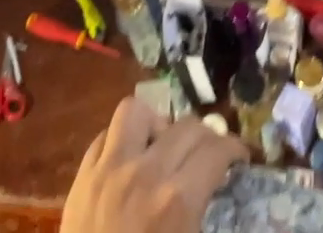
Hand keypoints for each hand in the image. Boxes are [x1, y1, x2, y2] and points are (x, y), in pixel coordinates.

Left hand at [61, 98, 248, 232]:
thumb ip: (203, 212)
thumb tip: (218, 186)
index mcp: (177, 201)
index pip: (217, 150)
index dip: (236, 149)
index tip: (239, 159)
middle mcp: (145, 173)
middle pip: (187, 126)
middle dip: (206, 137)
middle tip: (208, 155)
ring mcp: (109, 170)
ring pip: (136, 112)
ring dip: (156, 124)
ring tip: (162, 146)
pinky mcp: (82, 176)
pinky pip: (104, 135)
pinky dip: (121, 140)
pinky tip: (130, 159)